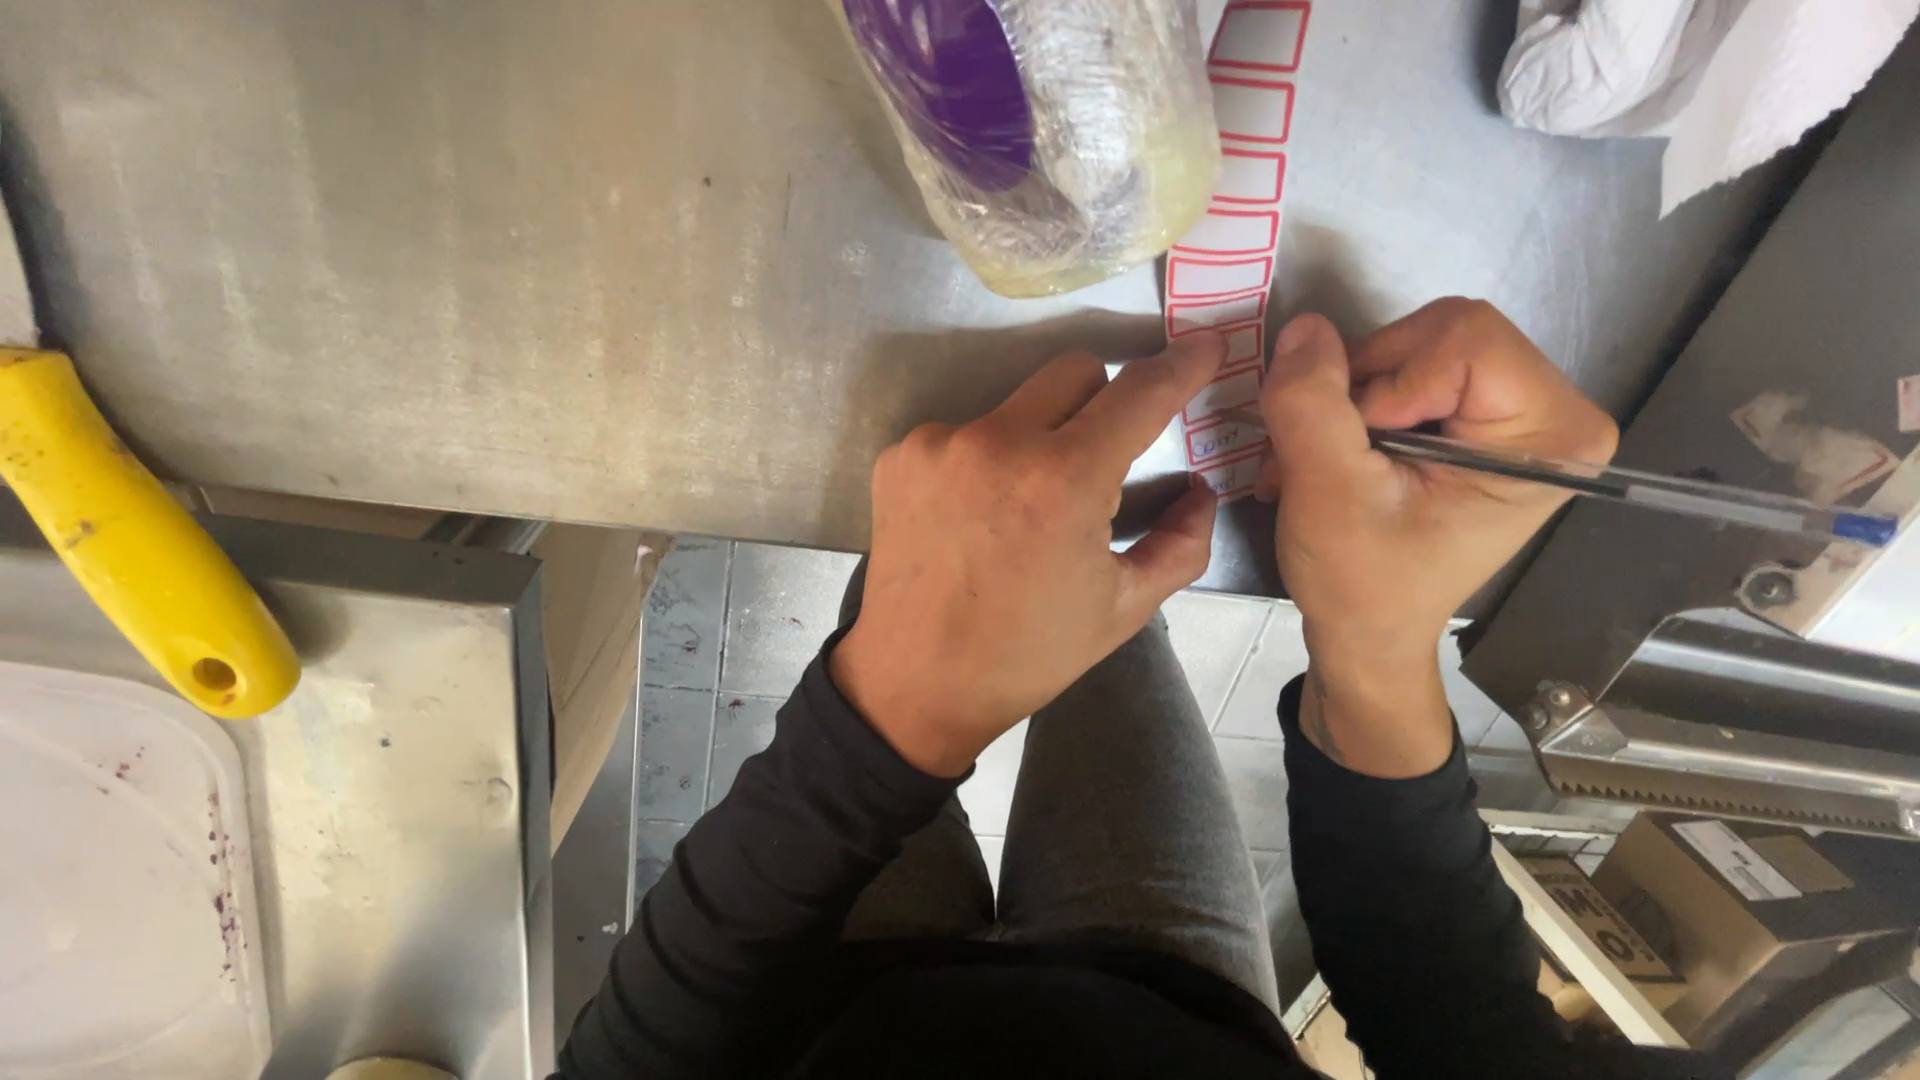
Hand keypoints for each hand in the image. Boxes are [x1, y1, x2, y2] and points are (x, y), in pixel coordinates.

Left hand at [832, 334, 1226, 776]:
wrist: (916, 684)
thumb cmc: (1028, 653)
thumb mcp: (1122, 608)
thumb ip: (1180, 542)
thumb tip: (1200, 491)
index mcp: (1062, 481)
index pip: (1139, 392)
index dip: (1182, 365)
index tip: (1204, 346)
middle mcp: (996, 442)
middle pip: (1074, 370)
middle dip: (1104, 399)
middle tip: (1102, 457)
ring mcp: (939, 444)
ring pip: (1017, 403)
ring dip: (1039, 436)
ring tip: (1025, 507)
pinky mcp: (900, 456)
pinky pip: (965, 431)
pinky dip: (986, 458)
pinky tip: (977, 515)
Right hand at [1257, 299, 1617, 776]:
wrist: (1366, 636)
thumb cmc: (1361, 582)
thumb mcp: (1326, 492)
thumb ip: (1312, 404)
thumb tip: (1303, 329)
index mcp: (1550, 433)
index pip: (1460, 337)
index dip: (1385, 386)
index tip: (1356, 455)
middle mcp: (1550, 413)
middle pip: (1440, 334)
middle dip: (1360, 389)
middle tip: (1320, 453)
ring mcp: (1513, 418)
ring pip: (1413, 350)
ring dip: (1343, 402)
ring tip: (1312, 464)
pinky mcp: (1476, 425)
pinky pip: (1407, 374)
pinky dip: (1353, 410)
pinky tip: (1329, 458)